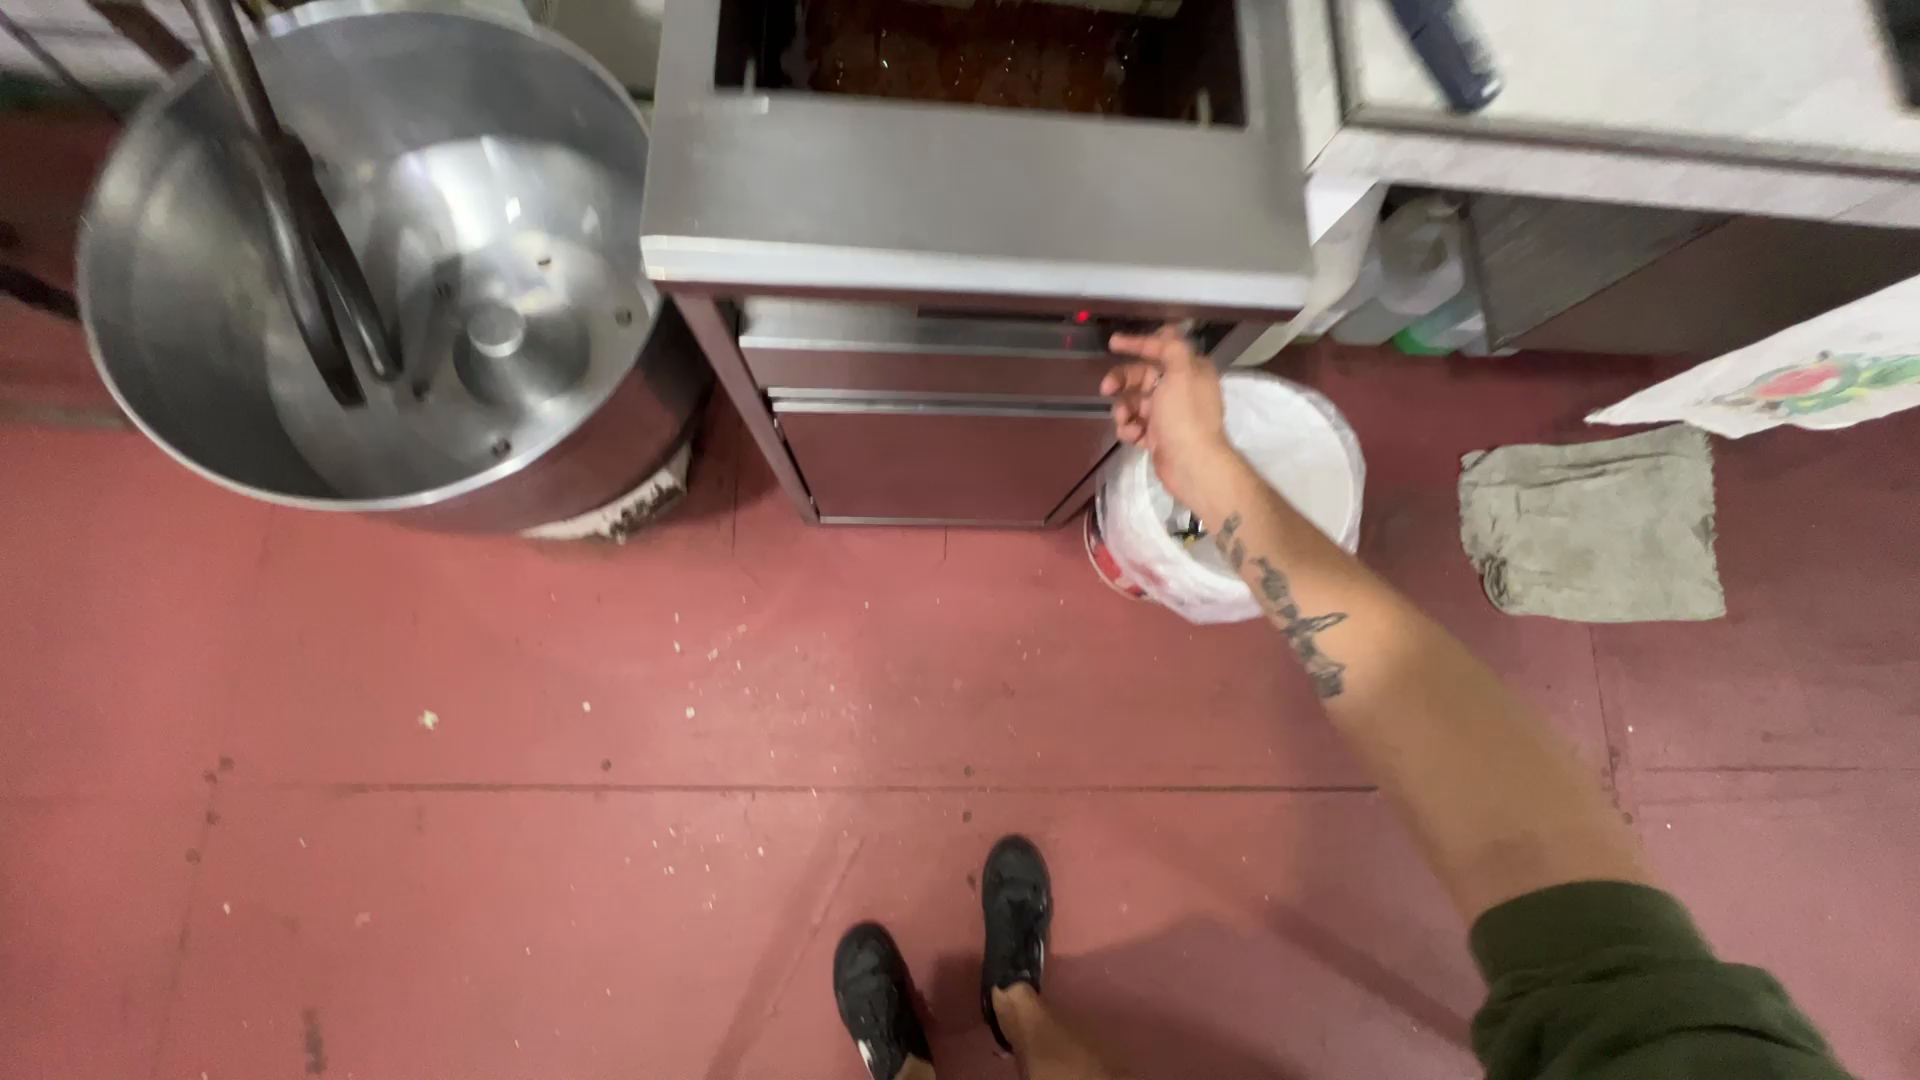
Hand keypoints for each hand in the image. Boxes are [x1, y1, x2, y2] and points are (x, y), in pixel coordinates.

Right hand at [1102, 326, 1250, 520]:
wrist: (1191, 464)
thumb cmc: (1185, 416)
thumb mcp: (1181, 373)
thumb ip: (1172, 347)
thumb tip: (1166, 330)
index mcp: (1189, 371)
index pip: (1161, 348)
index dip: (1137, 343)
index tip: (1113, 343)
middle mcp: (1179, 389)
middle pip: (1142, 376)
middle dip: (1123, 382)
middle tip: (1106, 389)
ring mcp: (1168, 414)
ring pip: (1135, 402)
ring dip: (1125, 410)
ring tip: (1126, 422)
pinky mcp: (1158, 435)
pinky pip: (1136, 425)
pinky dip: (1131, 429)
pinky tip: (1134, 437)